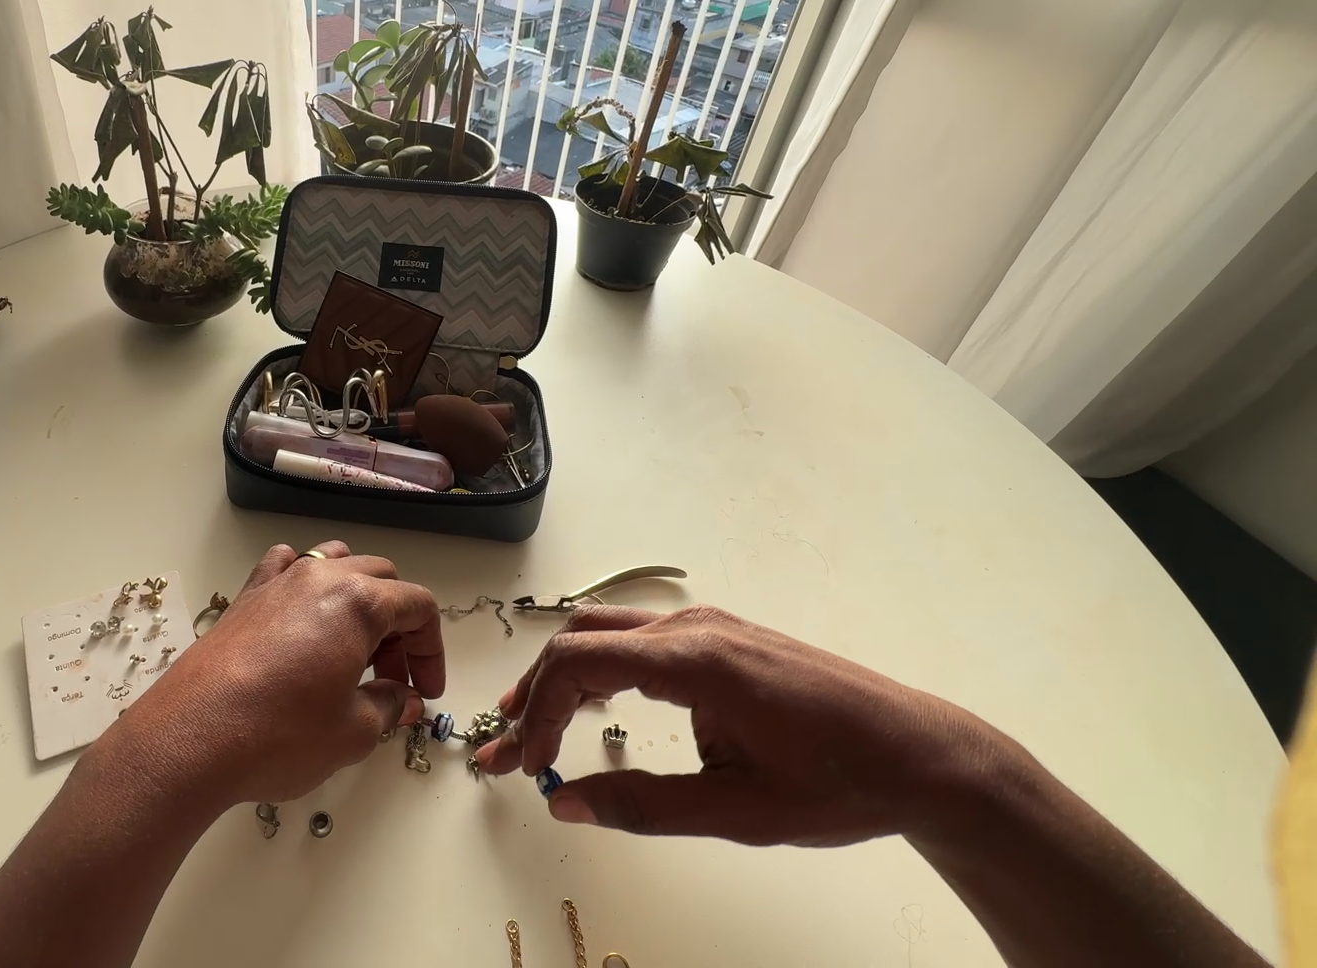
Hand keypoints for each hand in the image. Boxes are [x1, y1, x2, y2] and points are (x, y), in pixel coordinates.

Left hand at [118, 541, 444, 806]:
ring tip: (351, 648)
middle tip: (391, 679)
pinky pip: (285, 566)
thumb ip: (387, 705)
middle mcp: (321, 577)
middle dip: (398, 627)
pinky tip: (301, 618)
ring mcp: (278, 580)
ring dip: (357, 599)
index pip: (418, 605)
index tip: (425, 692)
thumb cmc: (281, 736)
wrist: (189, 739)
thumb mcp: (351, 732)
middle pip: (381, 580)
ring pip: (336, 563)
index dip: (432, 650)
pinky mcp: (244, 596)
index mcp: (358, 602)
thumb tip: (402, 698)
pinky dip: (305, 583)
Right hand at [473, 605, 1011, 845]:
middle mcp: (690, 626)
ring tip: (533, 718)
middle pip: (580, 641)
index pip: (579, 665)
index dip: (538, 713)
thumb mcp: (738, 810)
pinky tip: (595, 701)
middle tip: (509, 747)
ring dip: (562, 674)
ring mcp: (705, 623)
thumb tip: (564, 803)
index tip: (529, 765)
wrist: (923, 754)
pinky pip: (635, 637)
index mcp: (694, 660)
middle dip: (535, 693)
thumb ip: (643, 805)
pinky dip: (599, 667)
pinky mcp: (719, 633)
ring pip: (603, 632)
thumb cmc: (839, 785)